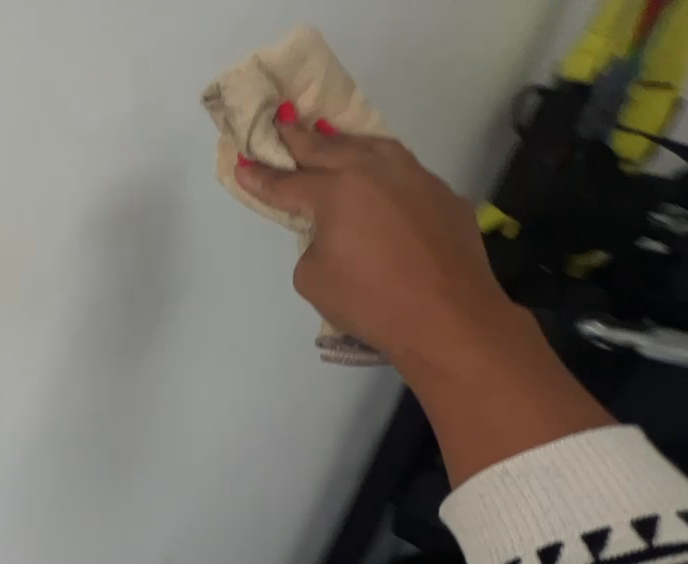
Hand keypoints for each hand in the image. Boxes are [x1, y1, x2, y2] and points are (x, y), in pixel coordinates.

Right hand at [238, 112, 613, 484]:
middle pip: (329, 149)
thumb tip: (332, 231)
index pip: (287, 182)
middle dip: (299, 139)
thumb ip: (313, 242)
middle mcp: (375, 172)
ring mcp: (415, 179)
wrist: (445, 315)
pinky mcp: (440, 195)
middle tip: (280, 125)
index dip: (261, 175)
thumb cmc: (366, 300)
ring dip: (344, 142)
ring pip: (372, 147)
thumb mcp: (313, 276)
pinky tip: (370, 176)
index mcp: (337, 191)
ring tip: (327, 138)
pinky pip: (401, 170)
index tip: (242, 162)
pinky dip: (377, 166)